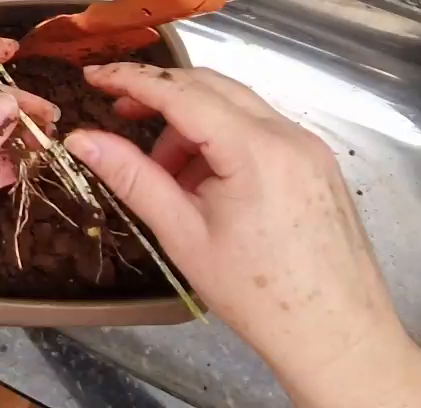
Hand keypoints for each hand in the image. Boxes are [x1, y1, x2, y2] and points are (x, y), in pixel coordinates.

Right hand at [61, 64, 420, 405]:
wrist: (343, 344)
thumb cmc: (258, 293)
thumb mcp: (181, 232)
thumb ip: (129, 175)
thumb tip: (78, 138)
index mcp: (256, 149)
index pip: (180, 92)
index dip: (130, 79)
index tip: (92, 76)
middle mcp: (289, 135)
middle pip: (208, 84)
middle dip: (157, 92)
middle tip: (117, 111)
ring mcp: (309, 148)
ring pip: (232, 103)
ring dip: (187, 119)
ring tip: (162, 168)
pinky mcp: (316, 165)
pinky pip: (255, 127)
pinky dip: (217, 136)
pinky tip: (200, 178)